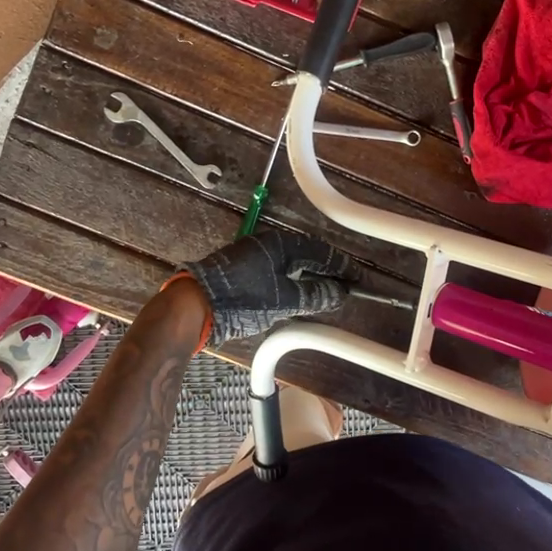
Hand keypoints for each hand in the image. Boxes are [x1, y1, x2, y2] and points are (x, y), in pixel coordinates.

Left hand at [182, 230, 359, 347]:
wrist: (194, 306)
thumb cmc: (241, 299)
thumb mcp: (283, 300)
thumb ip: (313, 295)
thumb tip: (338, 293)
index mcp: (279, 244)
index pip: (319, 252)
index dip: (340, 266)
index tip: (357, 279)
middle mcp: (267, 245)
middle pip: (306, 255)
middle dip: (327, 270)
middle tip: (346, 286)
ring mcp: (253, 257)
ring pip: (291, 264)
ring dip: (310, 277)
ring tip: (327, 292)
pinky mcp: (243, 272)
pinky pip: (278, 272)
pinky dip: (294, 282)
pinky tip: (299, 295)